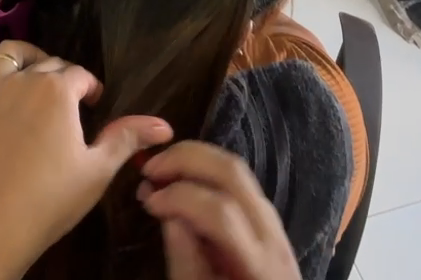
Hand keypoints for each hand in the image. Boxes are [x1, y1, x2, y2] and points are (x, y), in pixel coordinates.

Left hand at [0, 40, 174, 279]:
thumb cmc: (50, 199)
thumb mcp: (97, 170)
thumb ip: (127, 139)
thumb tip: (164, 125)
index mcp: (58, 89)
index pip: (81, 75)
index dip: (90, 90)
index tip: (92, 107)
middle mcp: (25, 77)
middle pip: (50, 64)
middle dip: (63, 79)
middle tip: (67, 108)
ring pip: (10, 53)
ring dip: (26, 60)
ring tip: (33, 80)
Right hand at [138, 142, 302, 279]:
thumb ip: (185, 261)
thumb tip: (167, 213)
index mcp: (262, 262)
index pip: (221, 212)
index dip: (180, 198)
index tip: (148, 200)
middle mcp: (271, 230)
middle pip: (231, 173)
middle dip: (185, 160)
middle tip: (150, 168)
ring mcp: (272, 217)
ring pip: (234, 167)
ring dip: (193, 158)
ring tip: (160, 167)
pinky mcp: (263, 212)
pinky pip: (234, 177)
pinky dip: (204, 167)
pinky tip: (181, 176)